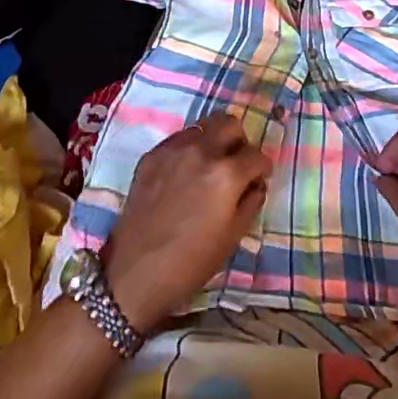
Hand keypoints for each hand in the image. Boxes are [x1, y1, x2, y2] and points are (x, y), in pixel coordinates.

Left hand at [104, 114, 270, 331]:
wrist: (135, 275)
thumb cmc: (191, 262)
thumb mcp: (233, 237)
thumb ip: (251, 201)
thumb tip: (256, 183)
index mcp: (227, 174)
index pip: (256, 155)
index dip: (262, 168)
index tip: (259, 178)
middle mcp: (202, 151)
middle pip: (230, 124)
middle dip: (240, 142)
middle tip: (237, 164)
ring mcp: (174, 150)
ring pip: (204, 125)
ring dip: (214, 141)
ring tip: (210, 166)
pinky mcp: (152, 155)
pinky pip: (180, 139)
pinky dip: (190, 148)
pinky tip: (186, 173)